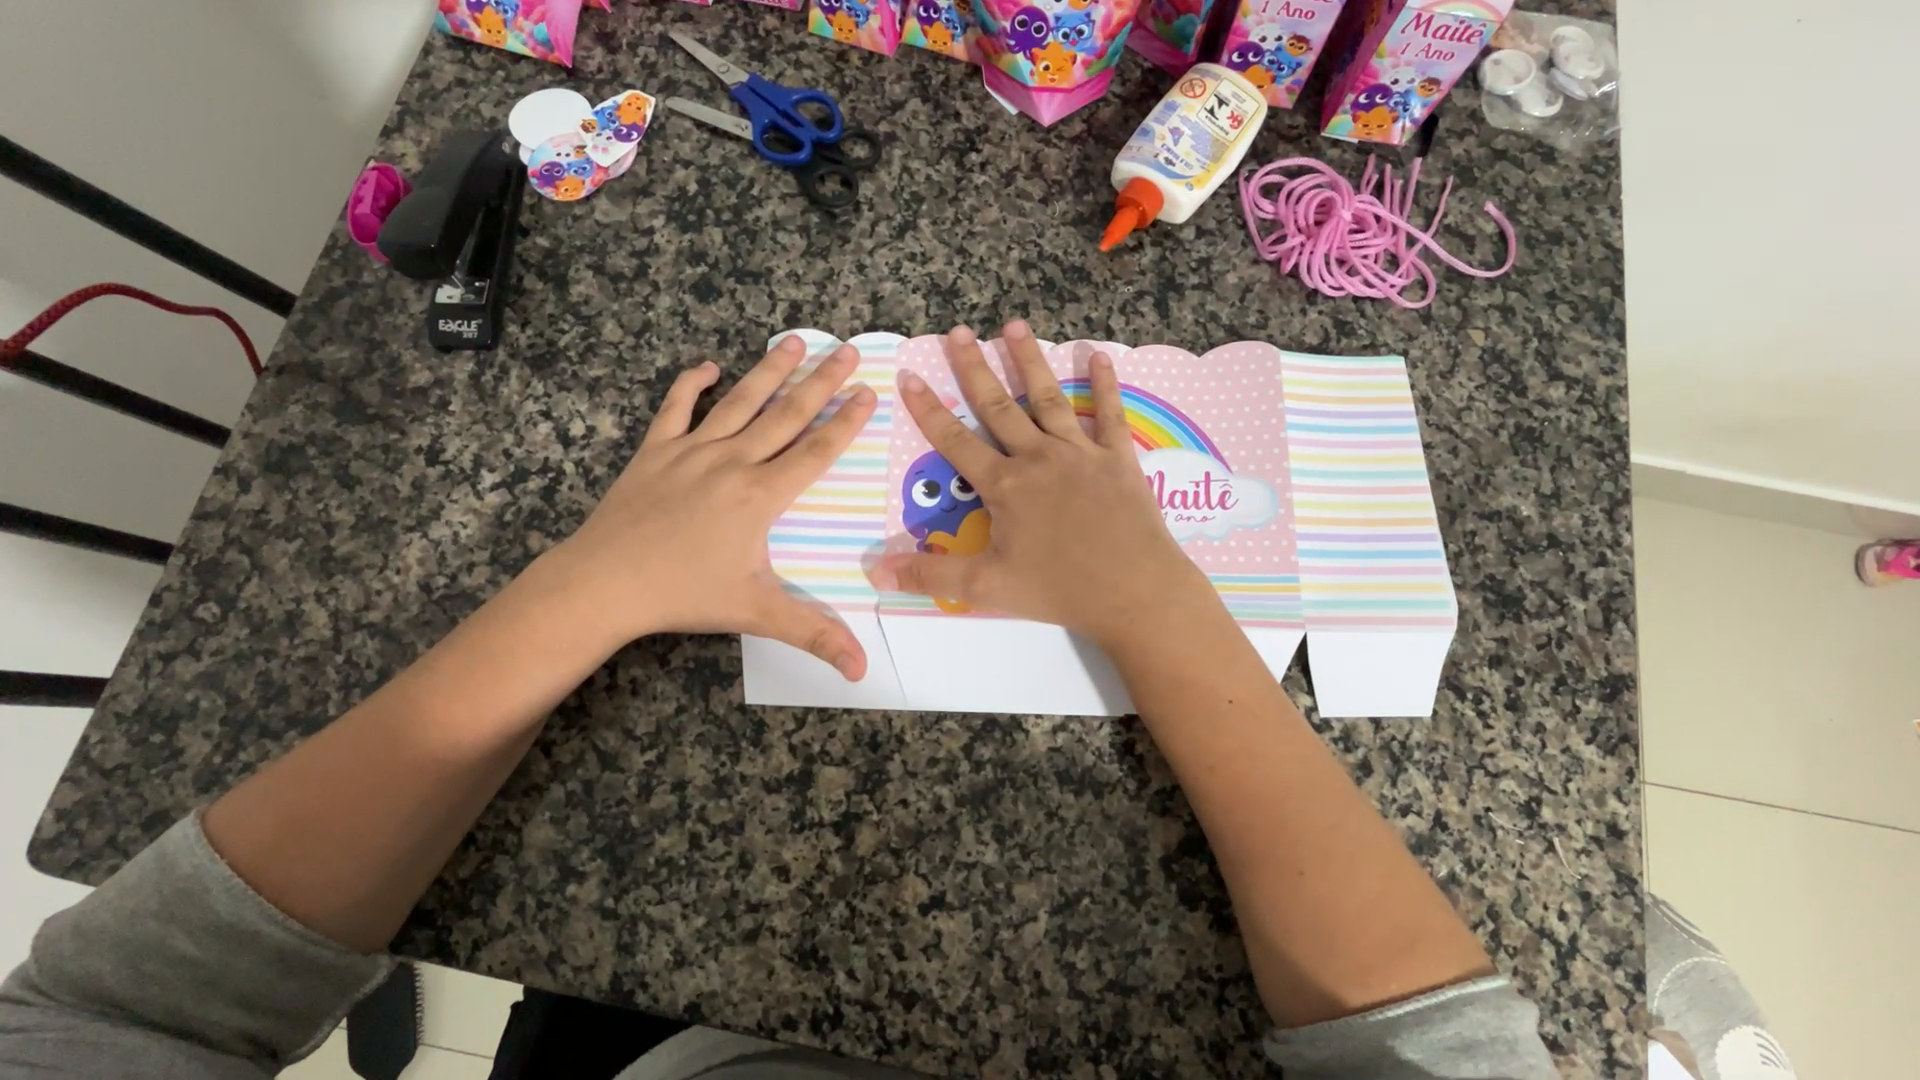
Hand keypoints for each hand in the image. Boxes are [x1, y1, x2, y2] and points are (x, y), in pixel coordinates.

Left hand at [552, 336, 876, 678]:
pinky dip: (691, 384)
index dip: (846, 423)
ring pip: (740, 401)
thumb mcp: (756, 613)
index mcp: (761, 496)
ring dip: (769, 370)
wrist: (605, 582)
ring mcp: (692, 451)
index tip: (868, 392)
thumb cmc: (684, 594)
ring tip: (794, 340)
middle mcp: (733, 462)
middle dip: (822, 381)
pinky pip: (676, 408)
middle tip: (847, 350)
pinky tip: (707, 365)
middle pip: (787, 415)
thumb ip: (813, 632)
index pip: (815, 452)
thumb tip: (861, 668)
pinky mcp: (655, 450)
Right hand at [869, 321, 1216, 647]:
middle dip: (974, 367)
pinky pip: (1109, 414)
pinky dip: (1104, 385)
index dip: (928, 409)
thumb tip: (874, 571)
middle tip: (958, 331)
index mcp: (1004, 485)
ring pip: (1048, 398)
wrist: (1134, 590)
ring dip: (1029, 360)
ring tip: (1014, 325)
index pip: (955, 440)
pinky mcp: (1118, 458)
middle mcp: (1038, 457)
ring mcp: (1080, 453)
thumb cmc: (1058, 589)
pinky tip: (1100, 356)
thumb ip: (930, 576)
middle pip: (998, 406)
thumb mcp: (986, 587)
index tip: (908, 375)